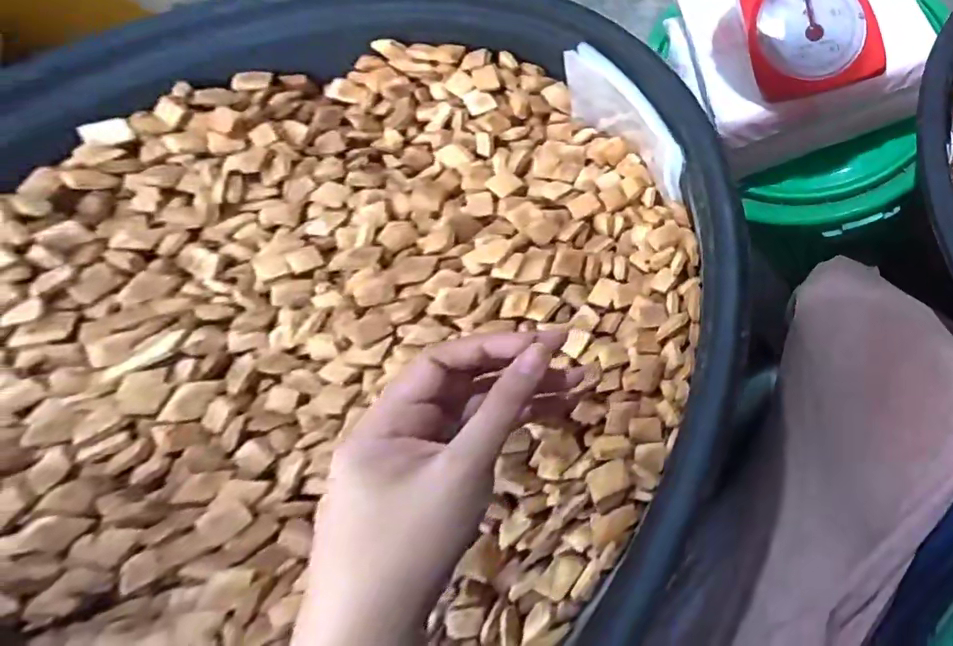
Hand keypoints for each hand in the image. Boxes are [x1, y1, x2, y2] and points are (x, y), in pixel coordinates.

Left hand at [293, 331, 584, 645]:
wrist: (369, 635)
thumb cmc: (410, 542)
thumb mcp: (464, 465)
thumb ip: (504, 402)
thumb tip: (542, 348)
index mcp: (383, 424)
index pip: (440, 362)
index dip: (495, 345)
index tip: (546, 342)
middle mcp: (396, 433)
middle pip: (462, 383)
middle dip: (518, 368)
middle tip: (571, 356)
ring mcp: (415, 459)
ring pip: (476, 410)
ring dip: (525, 395)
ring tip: (578, 384)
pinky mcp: (433, 481)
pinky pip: (476, 437)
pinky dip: (512, 424)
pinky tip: (553, 414)